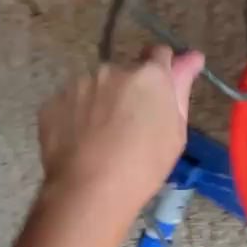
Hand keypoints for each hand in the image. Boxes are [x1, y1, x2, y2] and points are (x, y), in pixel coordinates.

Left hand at [35, 45, 203, 226]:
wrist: (88, 190)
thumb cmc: (143, 167)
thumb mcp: (175, 134)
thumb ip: (180, 90)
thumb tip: (192, 58)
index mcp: (149, 76)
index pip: (160, 56)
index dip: (162, 72)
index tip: (160, 92)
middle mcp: (113, 70)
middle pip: (126, 75)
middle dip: (129, 94)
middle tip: (129, 130)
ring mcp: (80, 84)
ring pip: (96, 89)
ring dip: (101, 105)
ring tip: (101, 142)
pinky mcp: (54, 101)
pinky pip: (71, 105)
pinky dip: (77, 118)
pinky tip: (81, 145)